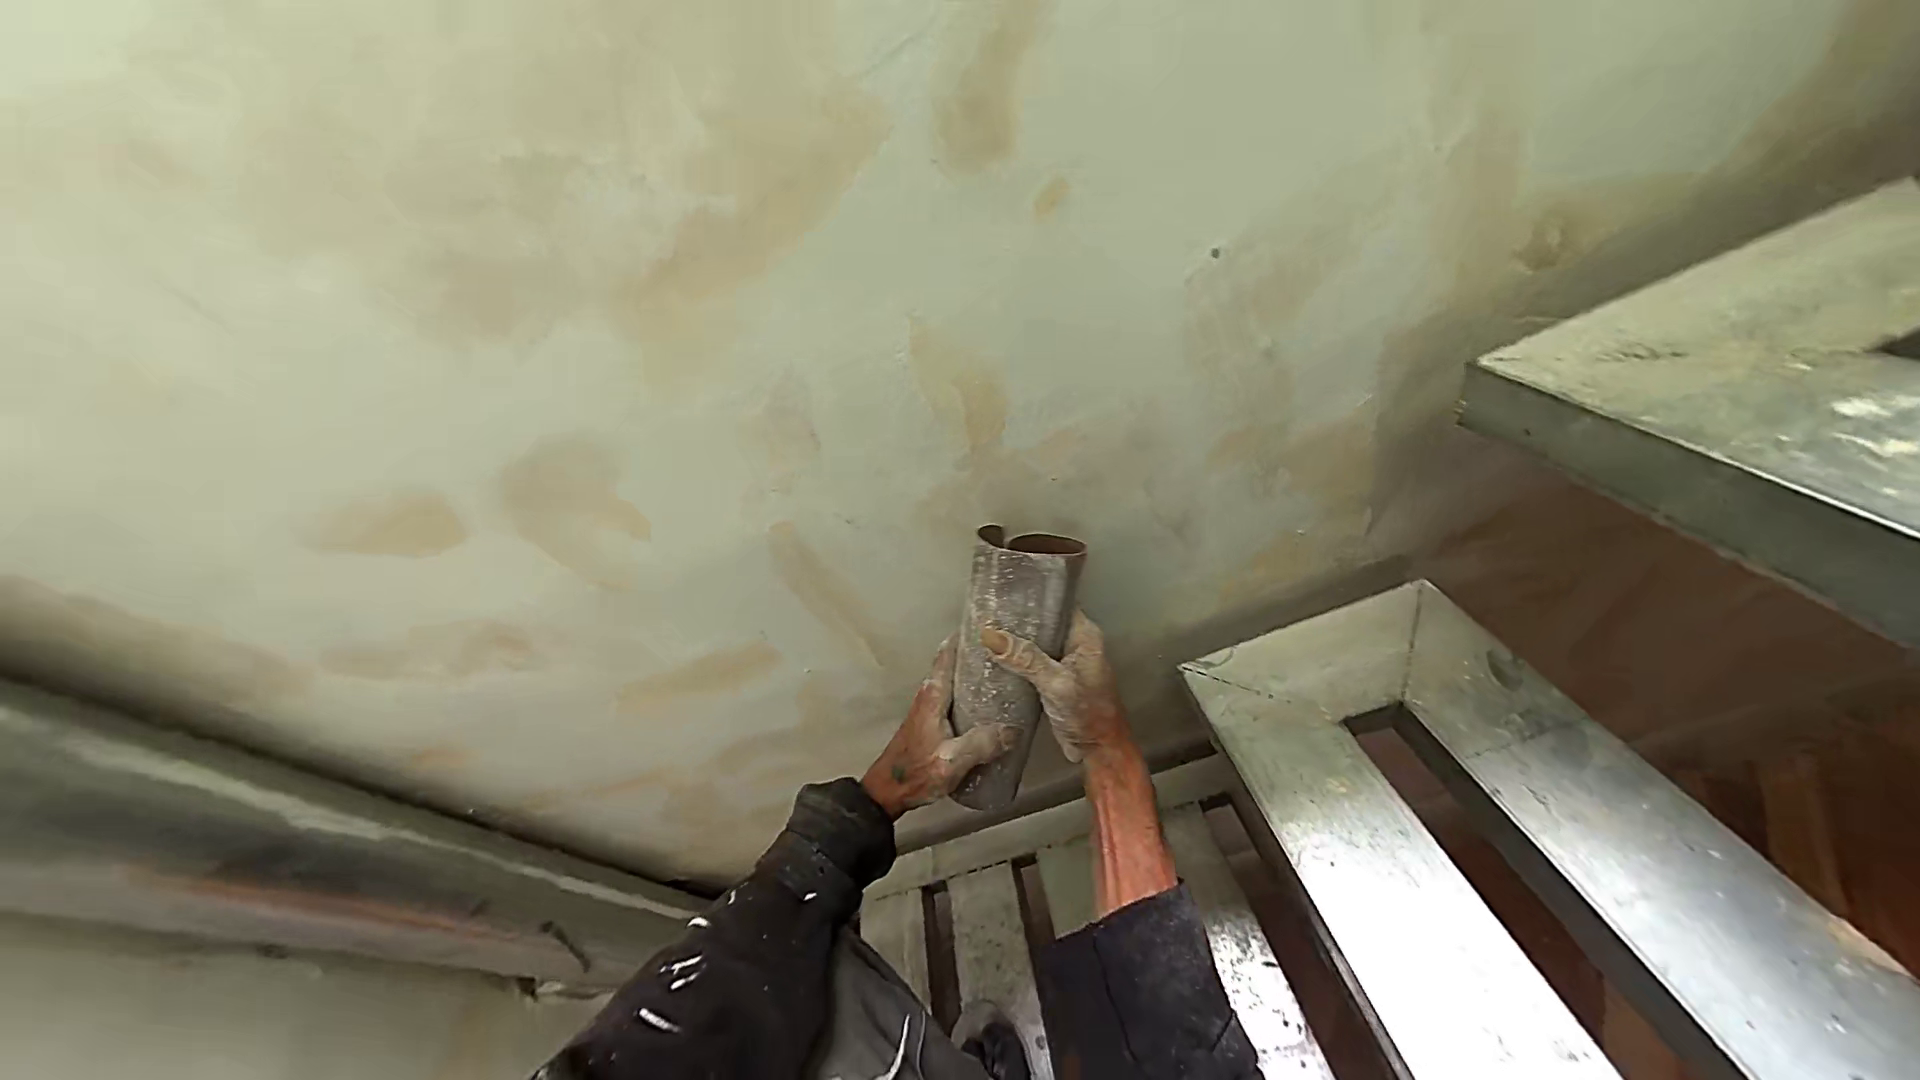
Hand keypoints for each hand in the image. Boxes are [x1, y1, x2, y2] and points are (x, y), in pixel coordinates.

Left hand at [861, 636, 1020, 818]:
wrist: (888, 792)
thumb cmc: (914, 774)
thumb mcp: (951, 762)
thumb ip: (981, 744)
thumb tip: (1012, 730)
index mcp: (933, 697)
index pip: (947, 656)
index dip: (963, 638)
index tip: (985, 625)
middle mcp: (930, 696)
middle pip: (954, 665)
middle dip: (975, 654)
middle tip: (1005, 649)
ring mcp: (930, 709)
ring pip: (955, 682)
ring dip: (974, 674)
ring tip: (1004, 674)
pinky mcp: (932, 722)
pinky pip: (956, 698)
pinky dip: (971, 693)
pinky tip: (989, 706)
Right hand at [980, 610, 1129, 764]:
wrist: (1098, 750)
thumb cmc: (1088, 715)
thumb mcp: (1055, 684)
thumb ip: (1025, 659)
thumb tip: (990, 635)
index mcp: (1084, 635)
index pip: (1056, 602)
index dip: (1032, 596)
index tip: (1003, 591)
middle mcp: (1075, 642)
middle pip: (1042, 620)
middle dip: (1017, 617)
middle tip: (986, 610)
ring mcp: (1063, 659)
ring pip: (1035, 640)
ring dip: (1014, 638)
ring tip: (984, 628)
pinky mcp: (1053, 675)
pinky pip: (1031, 658)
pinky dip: (1015, 657)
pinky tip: (994, 655)